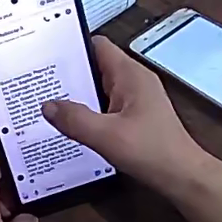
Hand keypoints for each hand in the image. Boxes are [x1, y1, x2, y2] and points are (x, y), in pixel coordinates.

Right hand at [42, 35, 210, 194]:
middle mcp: (133, 81)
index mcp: (130, 75)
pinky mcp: (134, 115)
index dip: (71, 47)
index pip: (96, 45)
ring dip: (76, 95)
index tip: (45, 56)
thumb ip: (74, 119)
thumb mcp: (106, 135)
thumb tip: (47, 106)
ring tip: (47, 102)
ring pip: (98, 87)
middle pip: (95, 66)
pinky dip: (88, 110)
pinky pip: (105, 105)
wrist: (182, 176)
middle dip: (68, 74)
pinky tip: (70, 123)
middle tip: (39, 83)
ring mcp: (135, 98)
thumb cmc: (151, 151)